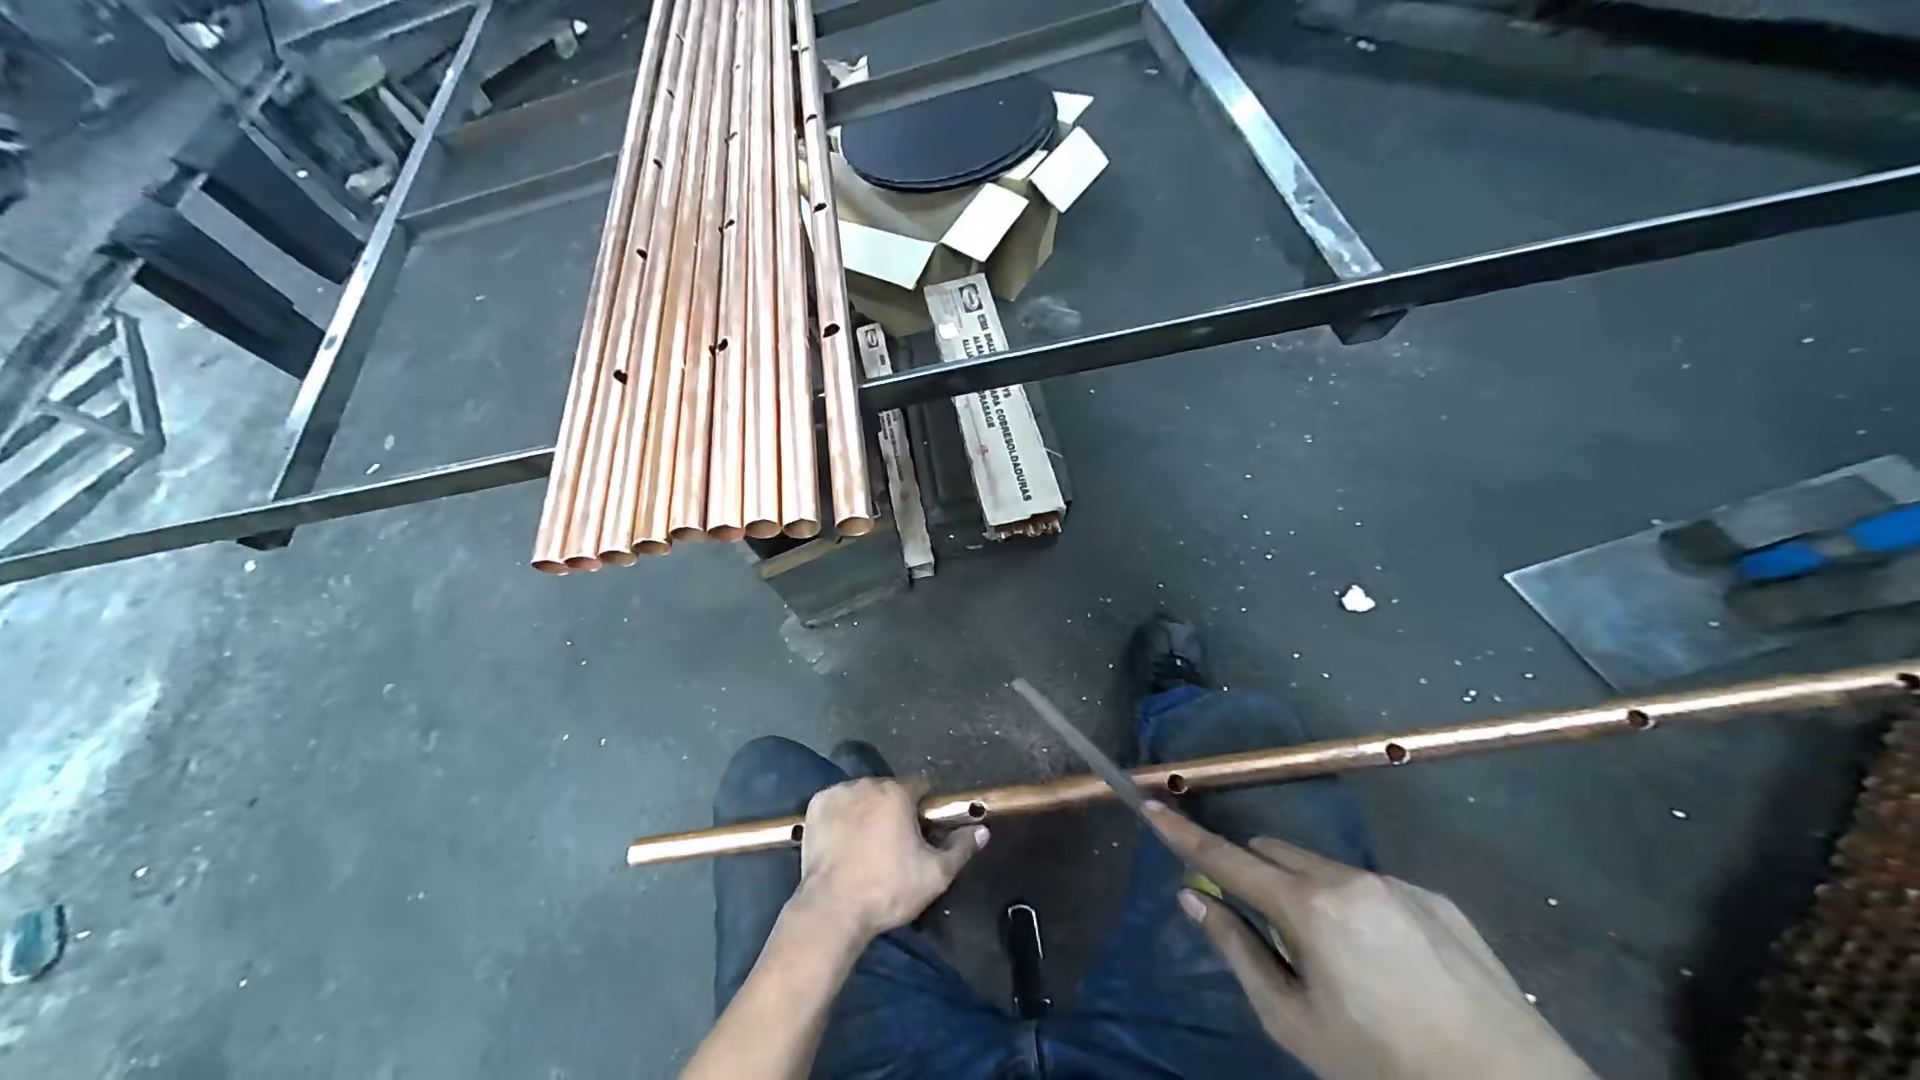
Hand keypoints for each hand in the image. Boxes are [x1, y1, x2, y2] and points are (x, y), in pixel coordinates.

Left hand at [791, 777, 987, 940]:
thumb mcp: (936, 874)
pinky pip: (837, 803)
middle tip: (895, 843)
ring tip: (867, 845)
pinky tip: (844, 840)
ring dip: (868, 810)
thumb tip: (982, 830)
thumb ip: (961, 848)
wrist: (832, 910)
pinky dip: (842, 815)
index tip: (923, 829)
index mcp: (897, 793)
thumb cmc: (888, 889)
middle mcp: (867, 784)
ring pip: (862, 795)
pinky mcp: (815, 806)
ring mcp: (838, 793)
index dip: (925, 806)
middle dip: (895, 809)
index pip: (921, 785)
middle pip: (890, 790)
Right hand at [1144, 802, 1594, 1079]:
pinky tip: (1390, 966)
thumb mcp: (1295, 1023)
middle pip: (1273, 852)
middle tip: (1269, 932)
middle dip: (1254, 874)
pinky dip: (1355, 908)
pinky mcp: (1437, 899)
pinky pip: (1372, 887)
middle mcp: (1349, 879)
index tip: (1151, 806)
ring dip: (1307, 894)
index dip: (1183, 834)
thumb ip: (1238, 952)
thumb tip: (1193, 900)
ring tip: (1341, 962)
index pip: (1226, 859)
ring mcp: (1397, 884)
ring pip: (1323, 868)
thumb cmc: (1385, 1067)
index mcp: (1308, 908)